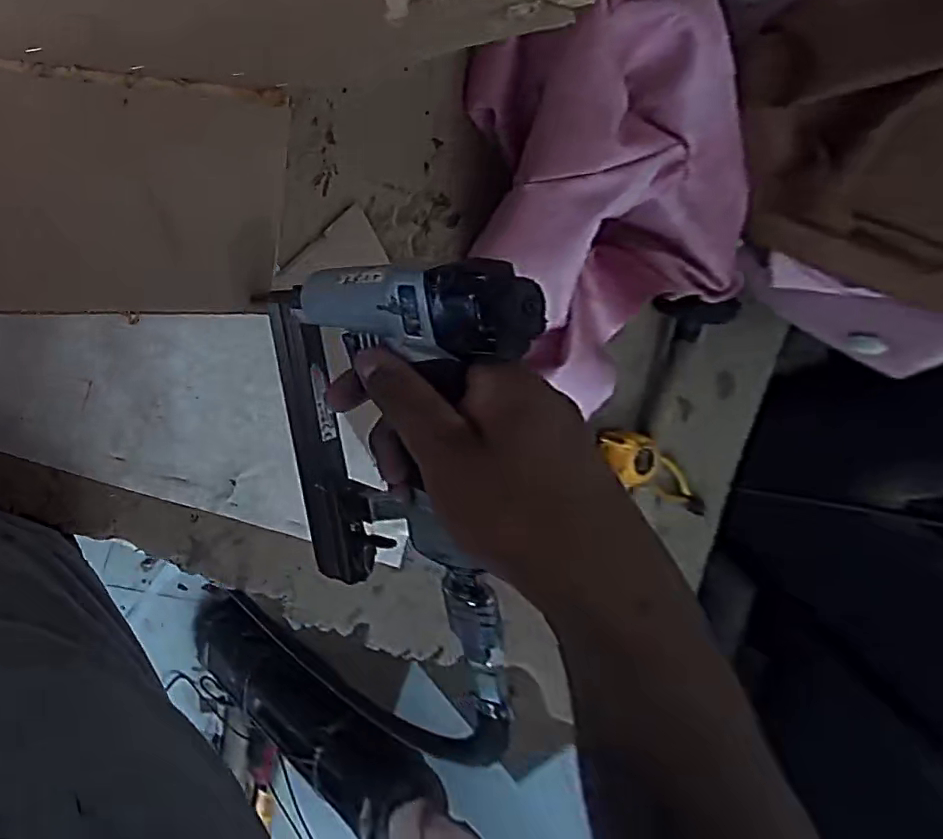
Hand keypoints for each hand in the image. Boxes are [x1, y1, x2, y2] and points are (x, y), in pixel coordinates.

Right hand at [326, 349, 653, 611]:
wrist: (603, 589)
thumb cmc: (511, 511)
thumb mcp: (440, 451)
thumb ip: (402, 396)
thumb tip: (370, 353)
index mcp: (500, 378)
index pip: (423, 354)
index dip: (375, 375)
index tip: (339, 402)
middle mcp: (524, 393)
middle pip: (437, 393)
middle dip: (401, 430)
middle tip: (390, 475)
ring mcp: (541, 430)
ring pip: (457, 426)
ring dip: (423, 455)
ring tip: (414, 497)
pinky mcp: (549, 463)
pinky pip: (484, 449)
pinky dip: (453, 469)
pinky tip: (445, 502)